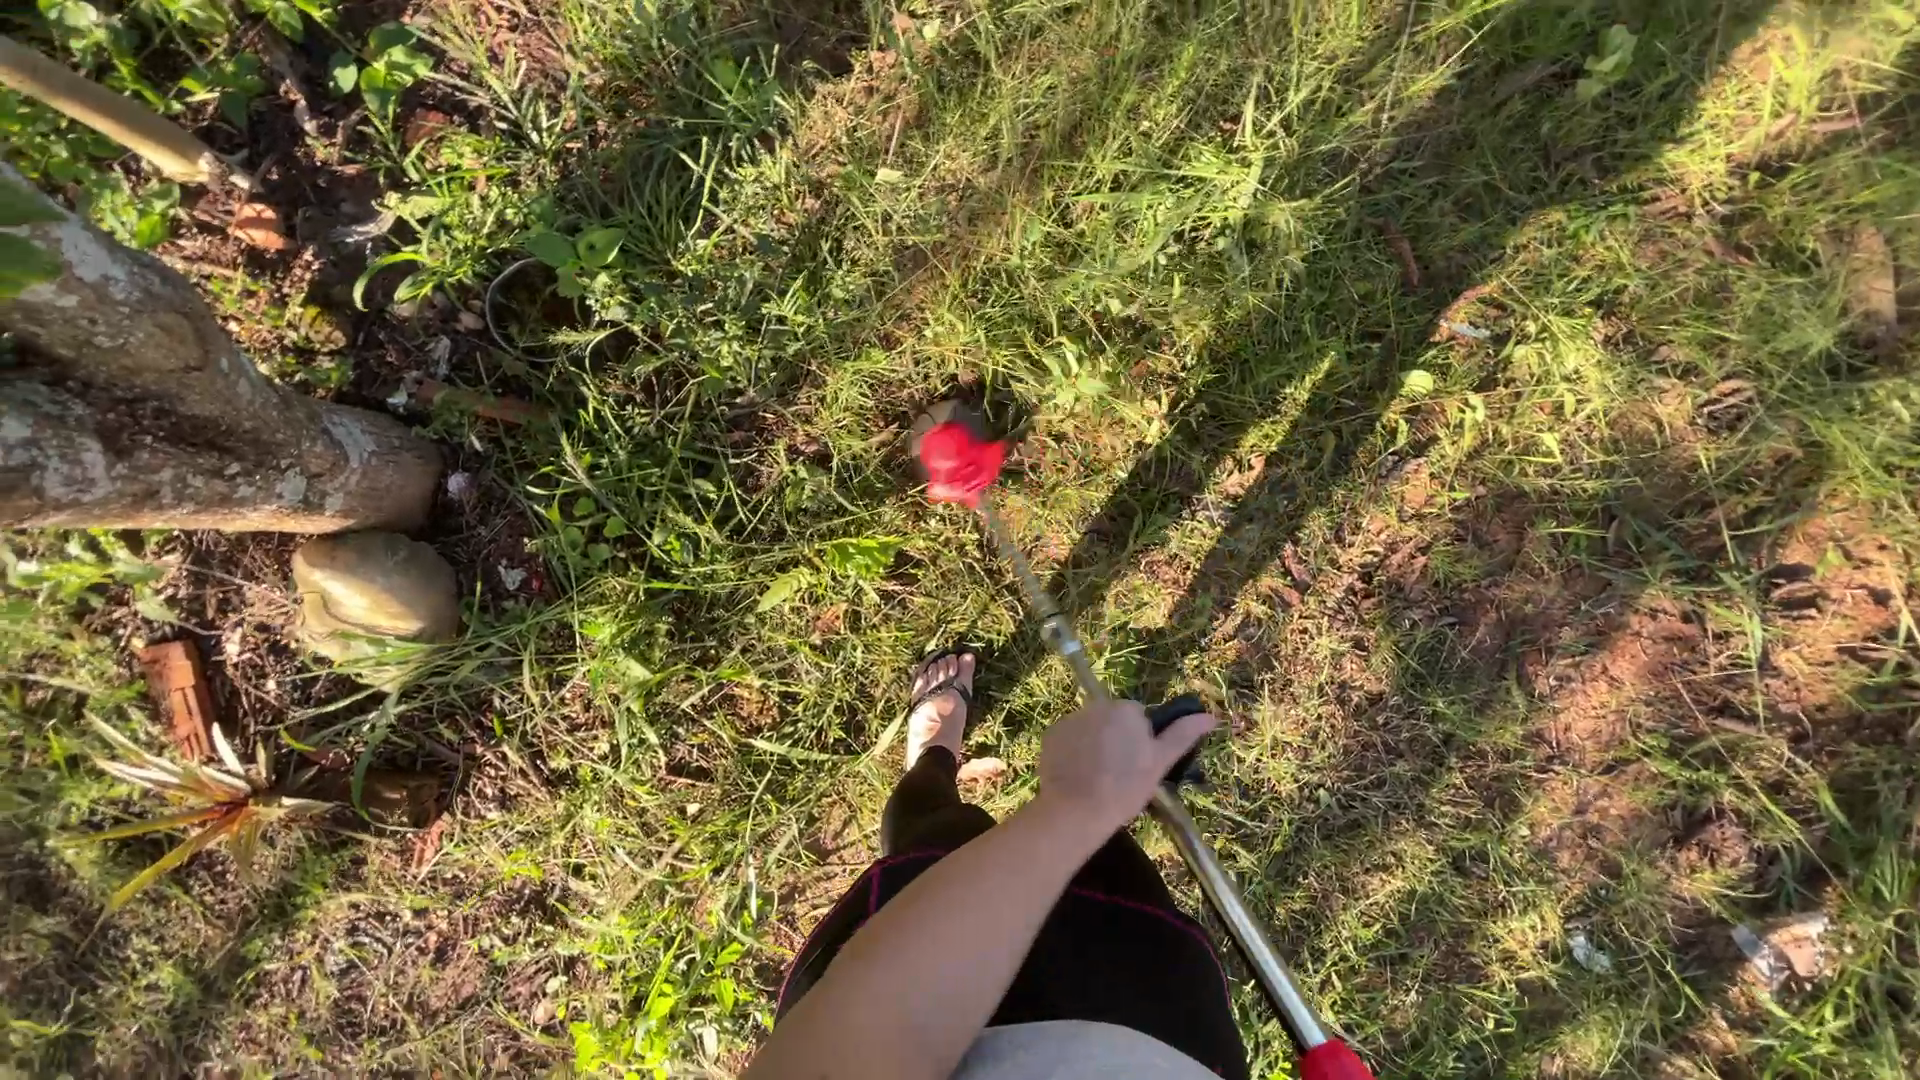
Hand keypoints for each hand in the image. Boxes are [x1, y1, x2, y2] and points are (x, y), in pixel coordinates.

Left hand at [1035, 698, 1217, 835]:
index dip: (1140, 742)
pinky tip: (1077, 774)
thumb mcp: (1160, 762)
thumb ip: (1183, 735)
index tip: (1137, 765)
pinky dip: (1073, 751)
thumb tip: (1210, 716)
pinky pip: (1069, 738)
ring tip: (1097, 777)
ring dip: (1095, 744)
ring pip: (1091, 729)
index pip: (1138, 717)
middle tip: (1118, 773)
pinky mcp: (1052, 734)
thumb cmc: (1126, 787)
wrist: (1078, 809)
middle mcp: (1096, 705)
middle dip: (1117, 739)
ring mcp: (1071, 718)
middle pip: (1113, 720)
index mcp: (1126, 708)